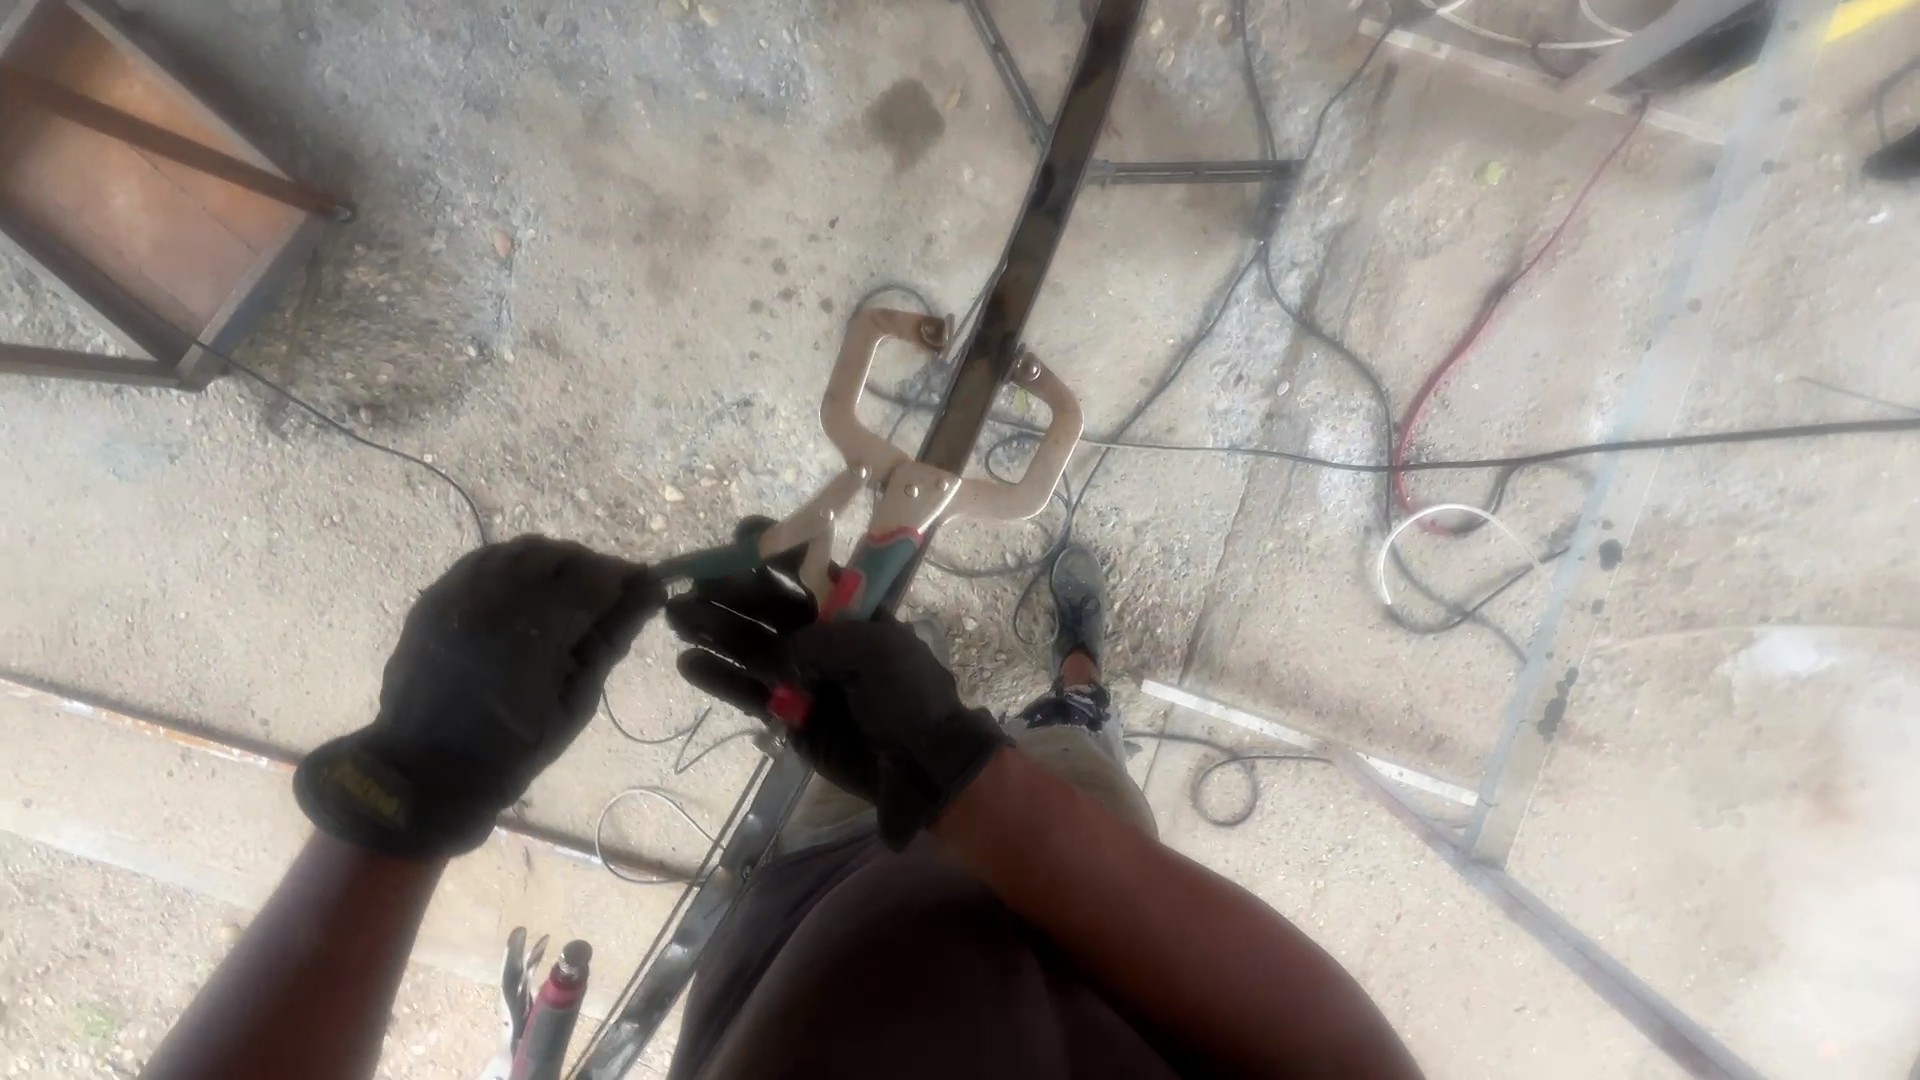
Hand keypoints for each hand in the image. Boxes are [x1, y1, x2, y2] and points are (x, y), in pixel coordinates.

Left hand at [295, 536, 663, 856]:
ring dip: (553, 565)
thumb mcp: (579, 698)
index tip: (643, 588)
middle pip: (560, 555)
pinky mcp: (436, 597)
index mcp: (533, 631)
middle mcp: (493, 601)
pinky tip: (525, 595)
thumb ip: (613, 637)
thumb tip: (652, 591)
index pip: (594, 575)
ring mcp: (458, 594)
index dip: (625, 577)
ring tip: (562, 598)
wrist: (428, 768)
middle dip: (591, 571)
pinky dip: (516, 566)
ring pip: (523, 549)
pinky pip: (486, 558)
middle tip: (604, 600)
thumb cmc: (516, 744)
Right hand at [666, 536, 1007, 848]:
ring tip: (675, 616)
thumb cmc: (909, 697)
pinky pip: (747, 691)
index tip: (740, 534)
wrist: (921, 765)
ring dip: (715, 630)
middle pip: (768, 608)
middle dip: (731, 593)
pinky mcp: (787, 714)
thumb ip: (823, 642)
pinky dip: (719, 677)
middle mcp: (822, 637)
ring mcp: (802, 676)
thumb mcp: (879, 652)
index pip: (809, 572)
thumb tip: (775, 652)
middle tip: (691, 585)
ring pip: (750, 646)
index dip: (777, 551)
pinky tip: (688, 662)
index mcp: (851, 612)